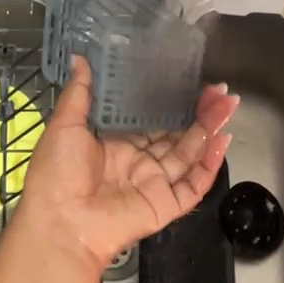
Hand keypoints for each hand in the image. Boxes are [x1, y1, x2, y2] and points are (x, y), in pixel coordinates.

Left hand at [14, 57, 237, 276]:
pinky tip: (222, 140)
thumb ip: (79, 93)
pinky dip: (210, 165)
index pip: (152, 121)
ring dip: (210, 131)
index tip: (190, 81)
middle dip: (200, 113)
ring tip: (228, 106)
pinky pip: (194, 185)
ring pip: (190, 155)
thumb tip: (80, 58)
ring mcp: (154, 185)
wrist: (59, 224)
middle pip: (177, 136)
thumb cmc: (55, 175)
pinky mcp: (165, 205)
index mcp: (115, 145)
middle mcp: (138, 163)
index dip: (172, 102)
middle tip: (221, 91)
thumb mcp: (65, 125)